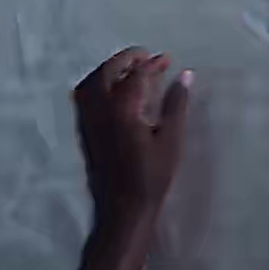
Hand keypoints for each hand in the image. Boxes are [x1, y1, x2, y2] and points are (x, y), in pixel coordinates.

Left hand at [74, 47, 192, 228]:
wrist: (122, 213)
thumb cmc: (151, 177)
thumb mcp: (172, 140)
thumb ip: (177, 103)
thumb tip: (184, 74)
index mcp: (124, 110)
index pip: (136, 75)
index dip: (152, 63)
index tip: (166, 59)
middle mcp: (101, 112)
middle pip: (107, 72)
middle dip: (126, 59)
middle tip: (145, 56)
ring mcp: (88, 123)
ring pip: (90, 83)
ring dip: (109, 69)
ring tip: (129, 69)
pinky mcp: (84, 133)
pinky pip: (84, 98)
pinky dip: (98, 84)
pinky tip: (114, 90)